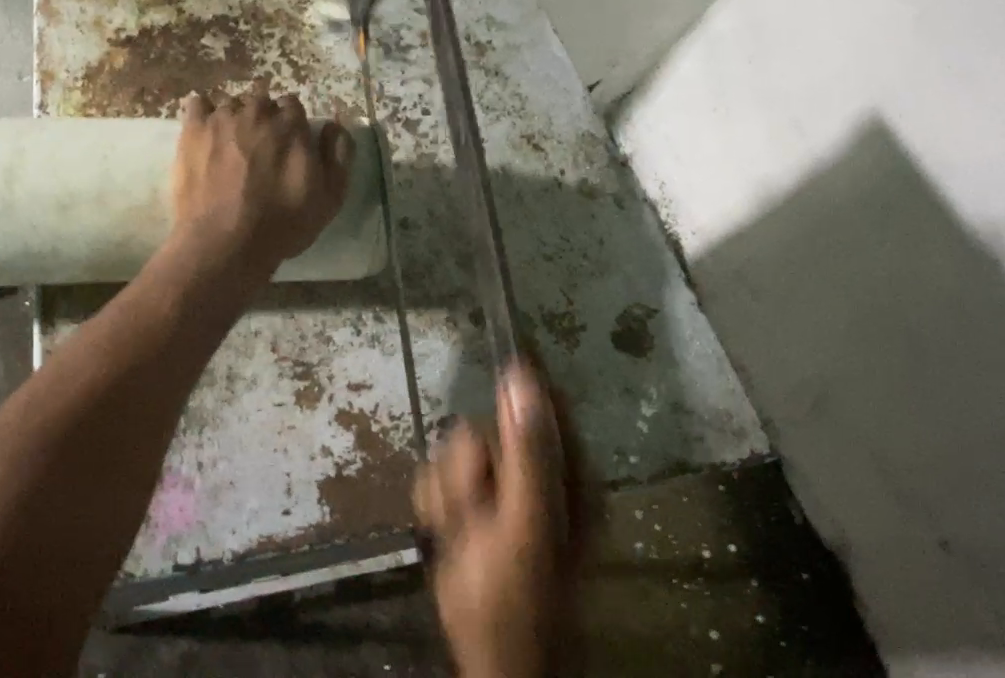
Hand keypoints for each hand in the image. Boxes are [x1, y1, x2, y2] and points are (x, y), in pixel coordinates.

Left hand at [170, 90, 353, 269]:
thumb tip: (334, 124)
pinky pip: (198, 104)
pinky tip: (205, 133)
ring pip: (230, 102)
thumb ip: (338, 155)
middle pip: (261, 101)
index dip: (289, 123)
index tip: (285, 144)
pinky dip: (203, 113)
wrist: (225, 242)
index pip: (292, 104)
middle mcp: (258, 112)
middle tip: (258, 148)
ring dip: (233, 117)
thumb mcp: (330, 198)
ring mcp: (222, 118)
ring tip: (229, 144)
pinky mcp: (193, 130)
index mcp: (291, 125)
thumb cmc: (282, 224)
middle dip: (261, 118)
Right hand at [416, 363, 589, 677]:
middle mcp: (536, 477)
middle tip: (478, 503)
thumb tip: (523, 378)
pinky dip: (435, 503)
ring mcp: (499, 494)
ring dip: (450, 489)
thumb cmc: (519, 596)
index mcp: (568, 476)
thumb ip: (530, 452)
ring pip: (456, 452)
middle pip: (487, 429)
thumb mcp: (529, 523)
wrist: (489, 654)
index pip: (545, 405)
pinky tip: (446, 532)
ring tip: (462, 529)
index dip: (522, 382)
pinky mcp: (468, 509)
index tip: (503, 357)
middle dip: (470, 463)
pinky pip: (437, 478)